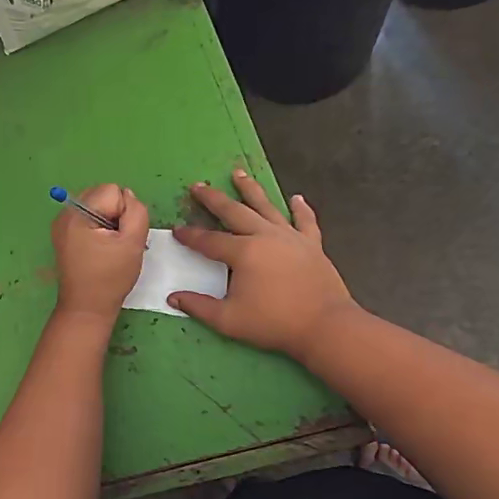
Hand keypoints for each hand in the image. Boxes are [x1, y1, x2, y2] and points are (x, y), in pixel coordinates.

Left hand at [51, 183, 147, 321]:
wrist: (87, 308)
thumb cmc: (111, 278)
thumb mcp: (133, 243)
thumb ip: (136, 212)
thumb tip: (128, 196)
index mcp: (78, 213)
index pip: (113, 191)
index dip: (125, 213)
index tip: (122, 237)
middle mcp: (66, 213)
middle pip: (103, 194)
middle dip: (116, 214)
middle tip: (117, 243)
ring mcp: (62, 224)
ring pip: (97, 206)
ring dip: (109, 222)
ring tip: (109, 248)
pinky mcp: (64, 235)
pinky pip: (88, 218)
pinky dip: (99, 229)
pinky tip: (101, 250)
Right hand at [169, 169, 358, 357]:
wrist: (324, 325)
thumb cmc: (274, 323)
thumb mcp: (229, 320)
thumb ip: (199, 307)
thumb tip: (174, 297)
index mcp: (244, 252)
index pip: (209, 241)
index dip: (191, 236)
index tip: (177, 230)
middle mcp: (265, 236)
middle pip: (234, 212)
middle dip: (213, 199)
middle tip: (198, 186)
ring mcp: (291, 237)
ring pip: (267, 207)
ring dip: (250, 189)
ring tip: (238, 173)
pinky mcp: (312, 244)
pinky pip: (305, 220)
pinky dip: (300, 208)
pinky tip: (296, 198)